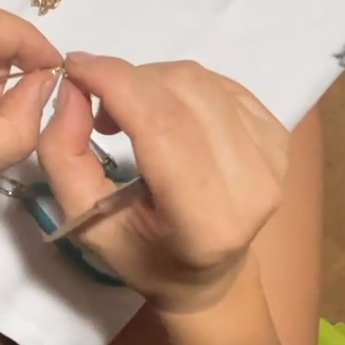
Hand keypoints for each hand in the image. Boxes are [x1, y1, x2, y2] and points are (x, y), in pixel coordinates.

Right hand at [38, 54, 288, 314]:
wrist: (208, 277)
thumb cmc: (142, 256)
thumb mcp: (85, 222)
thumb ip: (64, 157)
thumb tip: (70, 90)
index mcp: (204, 220)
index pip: (161, 127)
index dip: (115, 83)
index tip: (73, 67)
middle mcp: (251, 186)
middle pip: (182, 93)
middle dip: (125, 79)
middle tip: (91, 98)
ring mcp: (273, 158)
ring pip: (201, 81)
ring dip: (149, 79)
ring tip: (124, 112)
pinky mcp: (279, 136)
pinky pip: (220, 83)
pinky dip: (178, 85)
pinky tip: (161, 112)